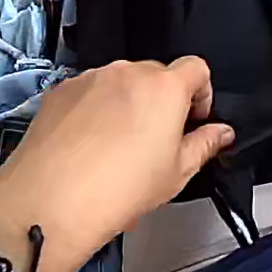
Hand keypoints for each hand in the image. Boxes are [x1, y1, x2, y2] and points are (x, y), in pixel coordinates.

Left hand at [0, 57, 233, 271]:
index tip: (194, 118)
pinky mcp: (60, 91)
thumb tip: (222, 132)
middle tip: (158, 138)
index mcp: (165, 87)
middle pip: (158, 74)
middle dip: (164, 99)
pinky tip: (90, 144)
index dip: (202, 92)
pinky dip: (97, 107)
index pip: (197, 68)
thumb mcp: (178, 172)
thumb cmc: (120, 188)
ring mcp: (90, 78)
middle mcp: (128, 73)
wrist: (49, 203)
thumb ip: (205, 144)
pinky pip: (90, 91)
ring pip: (121, 82)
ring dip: (129, 102)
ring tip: (120, 145)